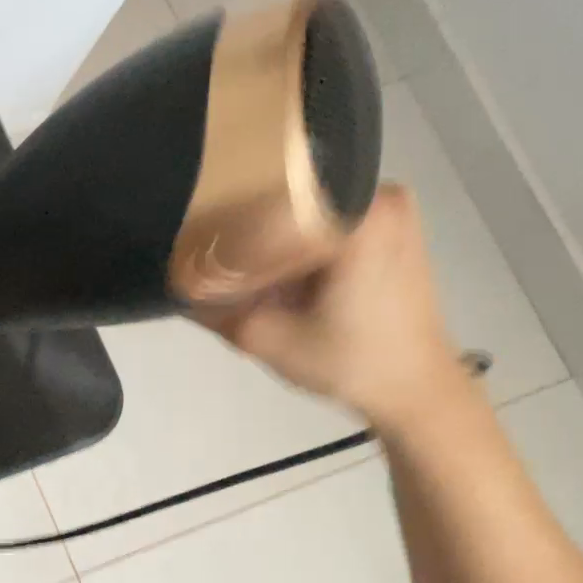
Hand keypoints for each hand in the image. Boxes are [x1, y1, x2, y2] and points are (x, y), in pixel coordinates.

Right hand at [197, 183, 470, 427]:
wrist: (416, 391)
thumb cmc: (350, 361)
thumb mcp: (264, 338)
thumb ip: (210, 309)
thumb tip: (167, 288)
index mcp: (358, 213)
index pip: (271, 191)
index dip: (225, 213)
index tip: (190, 234)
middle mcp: (380, 197)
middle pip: (287, 199)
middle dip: (245, 226)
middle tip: (201, 253)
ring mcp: (389, 212)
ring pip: (302, 213)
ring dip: (267, 239)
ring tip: (229, 265)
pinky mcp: (388, 233)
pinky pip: (323, 224)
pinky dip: (293, 246)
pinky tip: (267, 274)